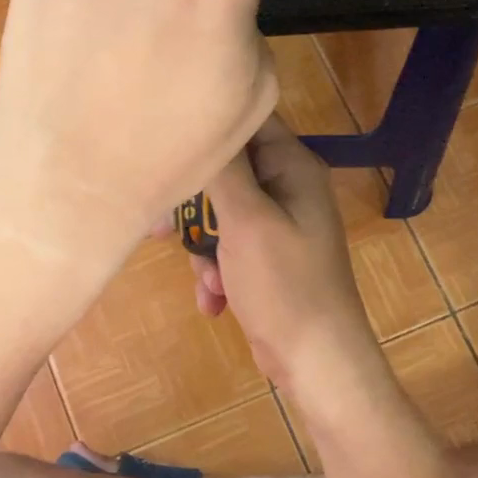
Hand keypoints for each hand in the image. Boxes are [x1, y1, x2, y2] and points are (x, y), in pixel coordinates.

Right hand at [195, 116, 380, 387]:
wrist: (315, 359)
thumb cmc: (283, 284)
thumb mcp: (246, 220)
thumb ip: (223, 169)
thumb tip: (206, 118)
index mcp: (293, 167)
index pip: (246, 122)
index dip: (207, 132)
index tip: (168, 155)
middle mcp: (289, 189)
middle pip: (226, 173)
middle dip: (196, 209)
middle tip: (162, 232)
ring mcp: (280, 226)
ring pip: (221, 216)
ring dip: (205, 250)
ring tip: (208, 279)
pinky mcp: (269, 260)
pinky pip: (230, 250)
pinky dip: (218, 273)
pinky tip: (215, 301)